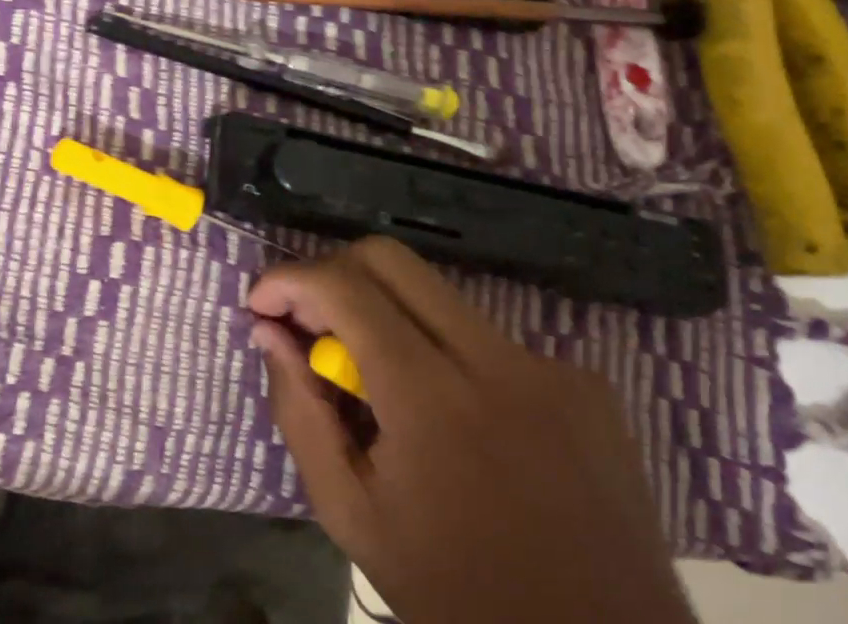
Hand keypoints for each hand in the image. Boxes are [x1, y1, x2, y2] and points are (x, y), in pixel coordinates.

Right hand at [248, 237, 696, 623]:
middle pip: (392, 261)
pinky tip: (444, 417)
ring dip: (384, 316)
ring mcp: (554, 370)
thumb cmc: (451, 586)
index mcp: (433, 399)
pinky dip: (441, 352)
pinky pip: (487, 338)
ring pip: (439, 297)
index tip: (259, 306)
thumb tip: (268, 331)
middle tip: (305, 325)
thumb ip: (298, 409)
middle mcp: (500, 363)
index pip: (345, 287)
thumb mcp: (347, 509)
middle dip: (330, 275)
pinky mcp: (588, 387)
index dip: (287, 280)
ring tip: (372, 385)